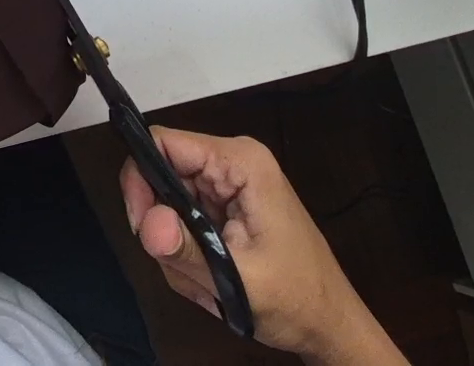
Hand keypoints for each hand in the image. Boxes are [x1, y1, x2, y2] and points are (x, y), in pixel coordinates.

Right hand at [120, 129, 403, 364]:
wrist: (333, 329)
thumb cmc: (298, 301)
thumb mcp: (238, 281)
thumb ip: (187, 250)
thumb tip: (146, 224)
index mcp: (239, 162)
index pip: (161, 143)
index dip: (140, 180)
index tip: (142, 227)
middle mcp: (230, 161)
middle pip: (160, 173)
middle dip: (163, 223)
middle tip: (181, 264)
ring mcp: (227, 182)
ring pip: (166, 199)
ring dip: (176, 243)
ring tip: (206, 279)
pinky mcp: (224, 202)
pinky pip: (181, 215)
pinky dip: (186, 248)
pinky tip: (210, 275)